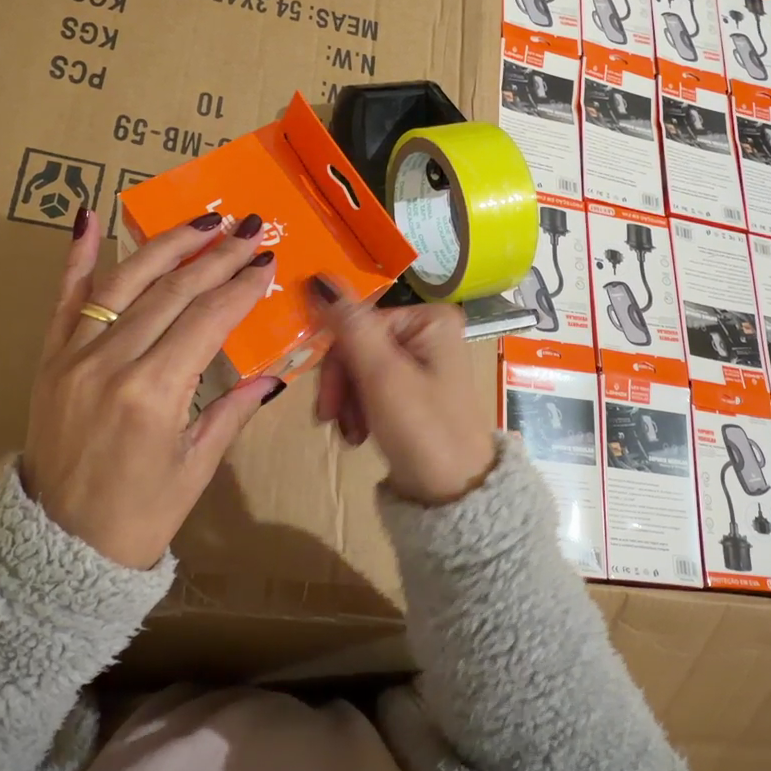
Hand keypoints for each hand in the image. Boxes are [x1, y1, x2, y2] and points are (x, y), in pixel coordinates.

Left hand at [23, 208, 281, 569]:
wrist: (60, 549)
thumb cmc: (139, 516)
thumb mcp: (196, 468)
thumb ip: (231, 412)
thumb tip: (271, 376)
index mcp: (154, 394)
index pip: (207, 319)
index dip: (240, 287)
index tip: (266, 262)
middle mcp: (112, 363)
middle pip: (172, 291)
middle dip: (215, 255)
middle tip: (247, 227)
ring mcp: (74, 356)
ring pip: (123, 282)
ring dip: (165, 245)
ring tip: (201, 220)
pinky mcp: (49, 359)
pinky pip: (66, 299)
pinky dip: (77, 258)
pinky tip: (90, 219)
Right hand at [309, 277, 495, 505]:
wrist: (454, 495)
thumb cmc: (422, 430)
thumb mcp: (381, 375)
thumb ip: (348, 325)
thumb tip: (317, 276)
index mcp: (430, 320)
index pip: (358, 323)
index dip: (336, 361)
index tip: (327, 402)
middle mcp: (429, 333)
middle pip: (358, 345)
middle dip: (342, 385)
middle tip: (333, 421)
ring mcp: (423, 363)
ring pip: (360, 368)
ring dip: (347, 401)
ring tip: (351, 434)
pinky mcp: (415, 390)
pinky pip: (372, 387)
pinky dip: (360, 410)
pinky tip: (360, 434)